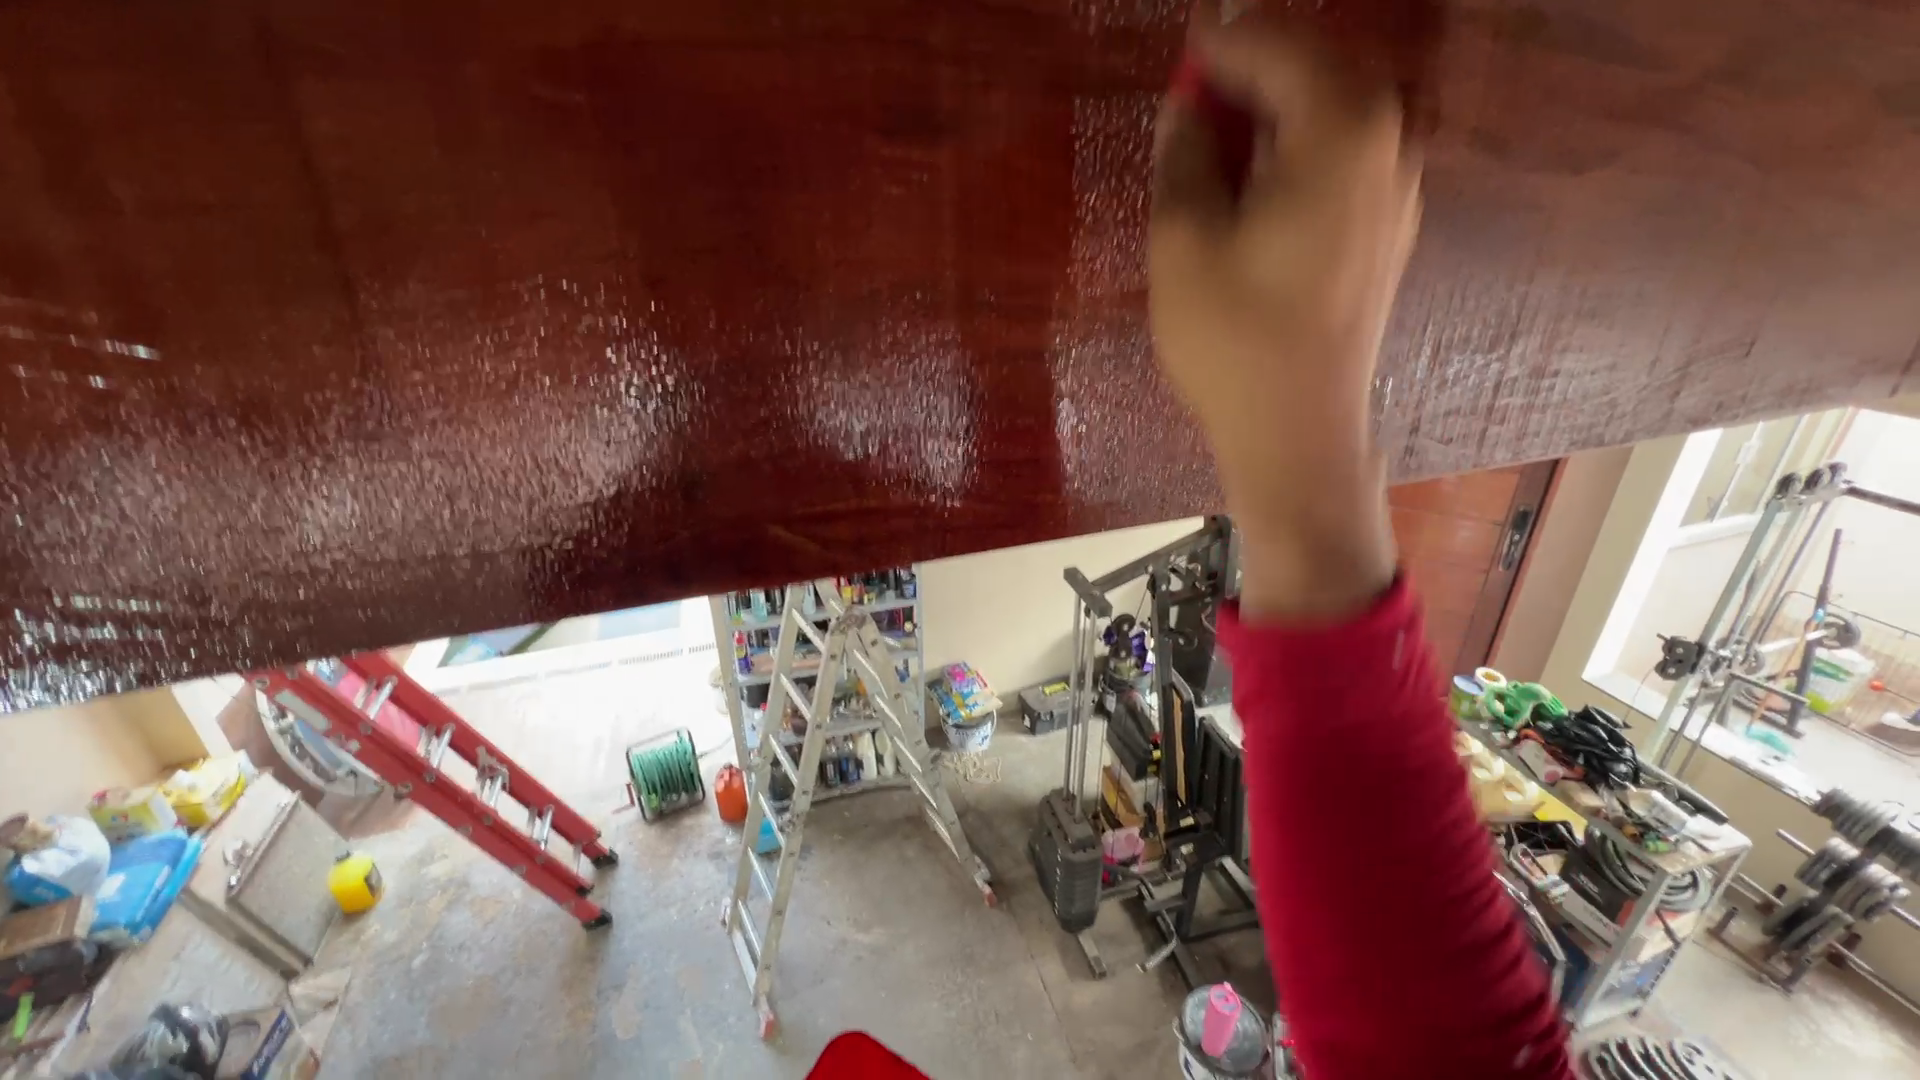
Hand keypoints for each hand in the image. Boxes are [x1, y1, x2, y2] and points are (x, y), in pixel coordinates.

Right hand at [1150, 4, 1421, 619]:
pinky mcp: (1387, 229)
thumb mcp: (1182, 240)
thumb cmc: (1231, 339)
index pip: (1278, 46)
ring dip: (1276, 109)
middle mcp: (1389, 143)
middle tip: (1194, 91)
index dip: (1221, 43)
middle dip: (1254, 68)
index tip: (1181, 49)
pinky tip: (1256, 179)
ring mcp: (1398, 189)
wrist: (1295, 430)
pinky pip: (1343, 157)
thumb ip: (1183, 154)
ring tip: (1217, 134)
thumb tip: (1187, 107)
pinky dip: (1298, 148)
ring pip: (1335, 113)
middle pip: (1319, 68)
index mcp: (1340, 130)